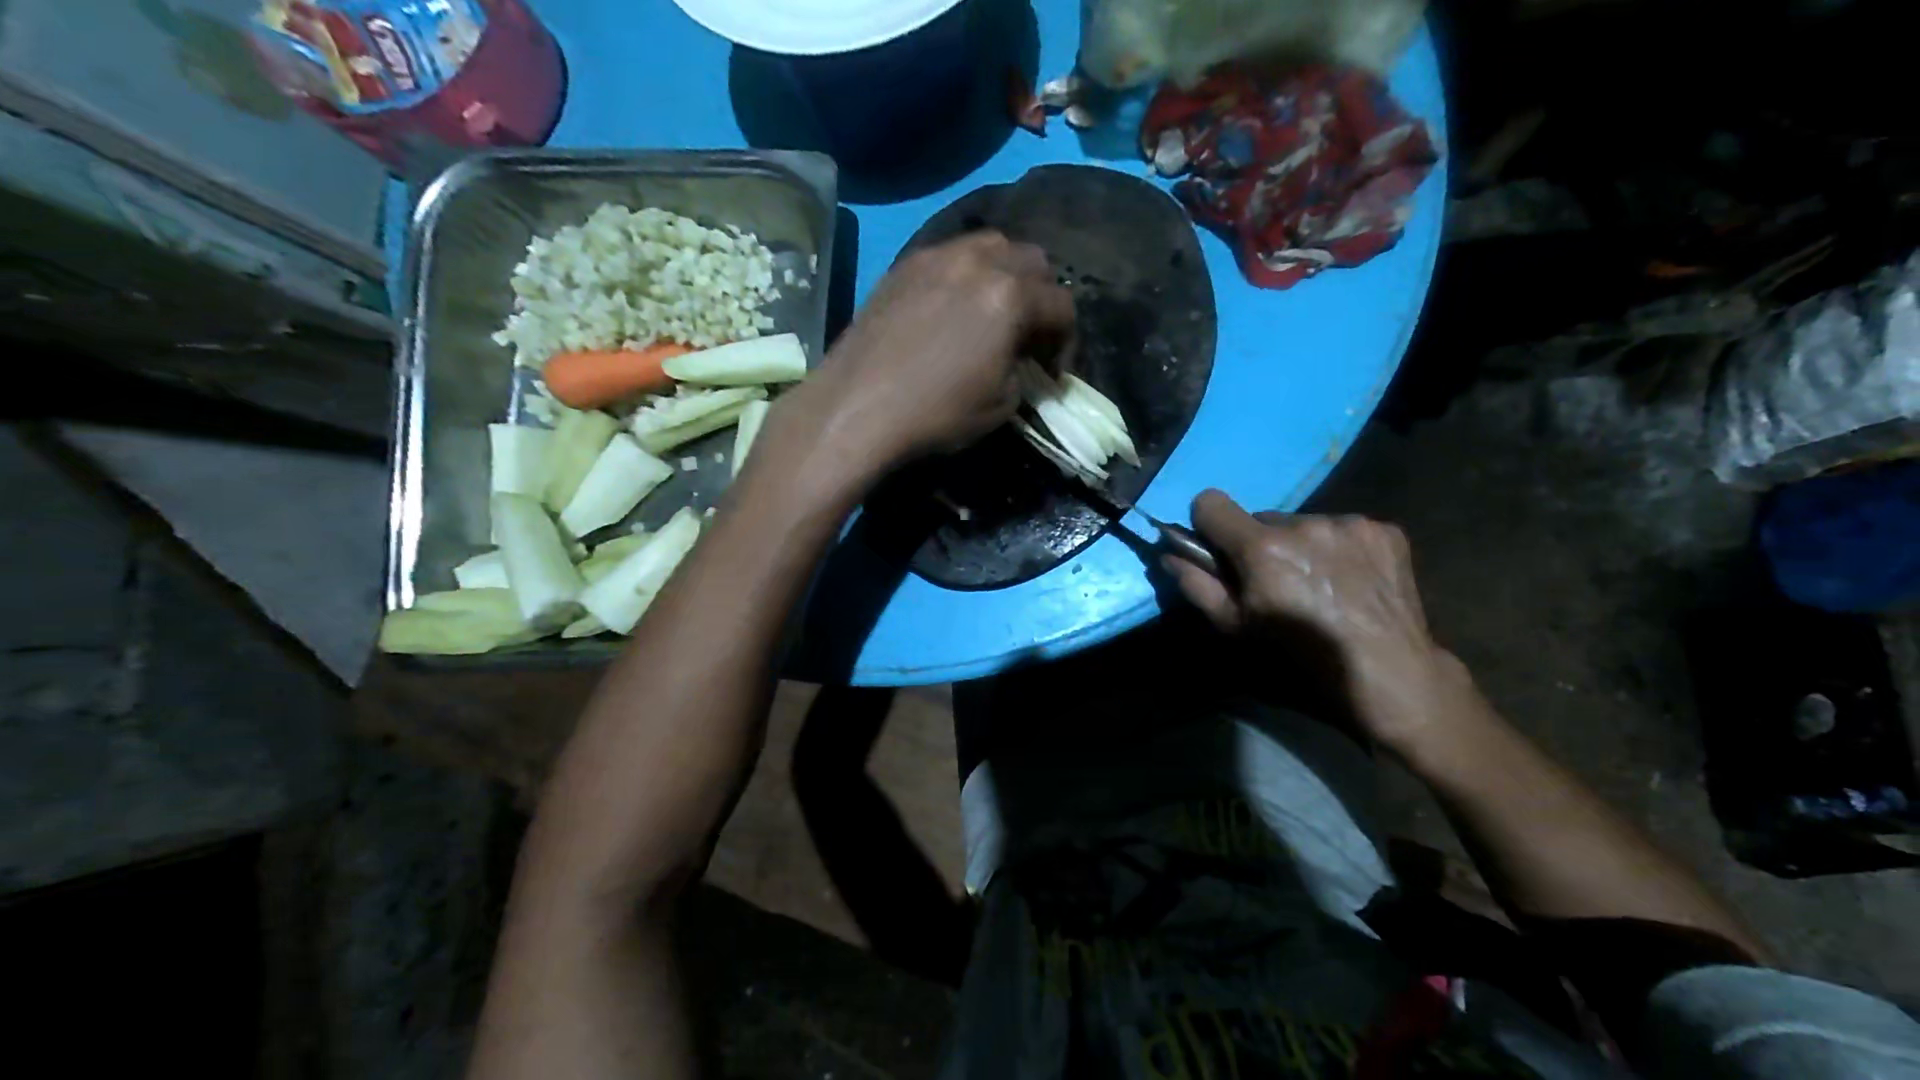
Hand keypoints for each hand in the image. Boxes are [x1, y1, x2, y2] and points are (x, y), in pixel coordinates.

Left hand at [802, 231, 1073, 468]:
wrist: (856, 408)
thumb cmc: (936, 413)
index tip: (1052, 373)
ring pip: (990, 246)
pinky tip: (952, 307)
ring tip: (992, 311)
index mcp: (1010, 295)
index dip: (1066, 342)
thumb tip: (1021, 360)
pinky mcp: (903, 266)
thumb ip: (1023, 370)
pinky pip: (949, 255)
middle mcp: (977, 261)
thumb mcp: (1001, 404)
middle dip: (1041, 297)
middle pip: (1032, 261)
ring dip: (1004, 274)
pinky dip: (965, 274)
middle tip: (1028, 335)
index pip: (1062, 305)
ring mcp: (936, 257)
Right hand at [1164, 490, 1484, 756]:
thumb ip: (1196, 585)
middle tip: (1276, 581)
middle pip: (1260, 518)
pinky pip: (1342, 527)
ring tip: (1320, 583)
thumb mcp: (1236, 628)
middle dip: (1259, 543)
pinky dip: (1338, 547)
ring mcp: (1349, 523)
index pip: (1210, 502)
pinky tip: (1351, 578)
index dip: (1207, 525)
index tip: (1218, 549)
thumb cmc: (1301, 655)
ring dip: (1301, 545)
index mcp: (1263, 548)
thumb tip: (1168, 554)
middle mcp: (1305, 523)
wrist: (1391, 672)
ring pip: (1303, 523)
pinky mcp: (1384, 529)